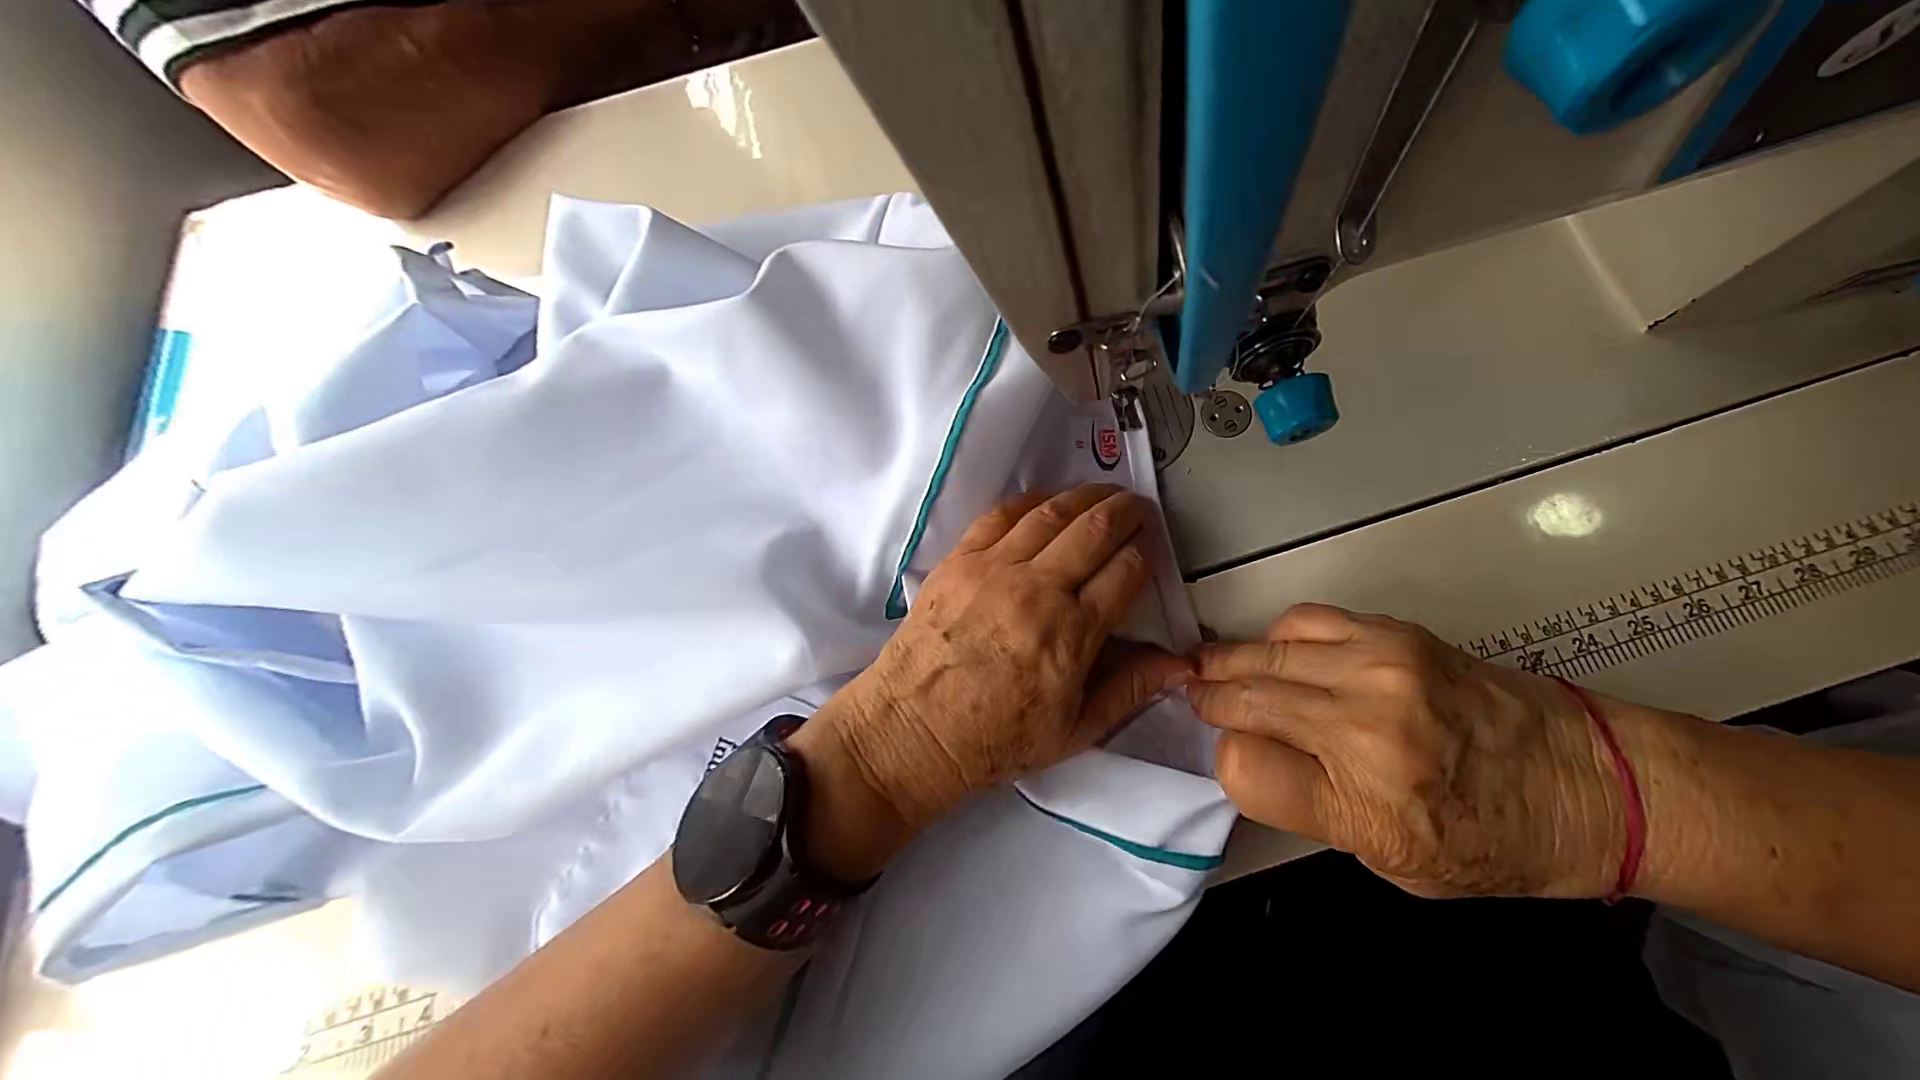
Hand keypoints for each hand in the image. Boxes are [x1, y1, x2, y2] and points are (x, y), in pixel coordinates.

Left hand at [790, 484, 1191, 877]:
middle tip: (1138, 507)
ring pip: (1051, 513)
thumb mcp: (1074, 731)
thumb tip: (1178, 664)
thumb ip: (1129, 689)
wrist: (913, 730)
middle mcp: (1036, 591)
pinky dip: (1029, 501)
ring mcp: (993, 571)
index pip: (1127, 571)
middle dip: (1126, 512)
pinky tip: (1046, 499)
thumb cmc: (993, 739)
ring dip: (1085, 496)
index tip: (1151, 550)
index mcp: (1072, 634)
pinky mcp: (958, 563)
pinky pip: (999, 516)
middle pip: (1095, 529)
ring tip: (1103, 493)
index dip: (1147, 553)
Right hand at [1188, 603, 1628, 898]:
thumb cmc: (1492, 843)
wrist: (1592, 783)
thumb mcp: (1392, 864)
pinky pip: (1302, 621)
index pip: (1240, 768)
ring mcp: (1379, 671)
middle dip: (1211, 703)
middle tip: (1196, 700)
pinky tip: (1277, 654)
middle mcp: (1366, 730)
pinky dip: (1277, 639)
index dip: (1229, 763)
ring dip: (1228, 665)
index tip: (1240, 760)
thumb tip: (1246, 751)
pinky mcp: (1393, 635)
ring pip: (1260, 654)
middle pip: (1241, 699)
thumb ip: (1309, 806)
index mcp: (1365, 805)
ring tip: (1213, 671)